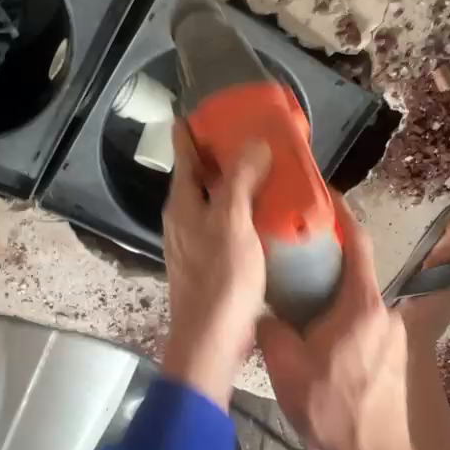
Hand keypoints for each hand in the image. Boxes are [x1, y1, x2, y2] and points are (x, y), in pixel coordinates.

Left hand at [161, 121, 271, 407]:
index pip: (184, 155)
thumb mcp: (232, 222)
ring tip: (266, 169)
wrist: (211, 340)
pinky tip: (267, 214)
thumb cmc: (220, 280)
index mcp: (182, 204)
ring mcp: (195, 242)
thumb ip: (239, 180)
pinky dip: (244, 211)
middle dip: (221, 155)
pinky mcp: (211, 263)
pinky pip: (227, 224)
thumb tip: (253, 143)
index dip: (193, 130)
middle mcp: (183, 219)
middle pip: (200, 177)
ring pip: (215, 201)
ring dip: (235, 184)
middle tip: (252, 134)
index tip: (206, 109)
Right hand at [257, 196, 433, 449]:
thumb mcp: (286, 367)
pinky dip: (344, 322)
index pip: (357, 242)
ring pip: (360, 302)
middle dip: (327, 260)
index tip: (322, 194)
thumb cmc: (334, 410)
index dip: (341, 213)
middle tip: (292, 255)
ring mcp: (396, 336)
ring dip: (334, 298)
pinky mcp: (397, 358)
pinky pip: (366, 326)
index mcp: (361, 305)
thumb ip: (271, 330)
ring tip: (299, 303)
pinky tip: (319, 341)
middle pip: (356, 271)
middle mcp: (385, 312)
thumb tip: (260, 312)